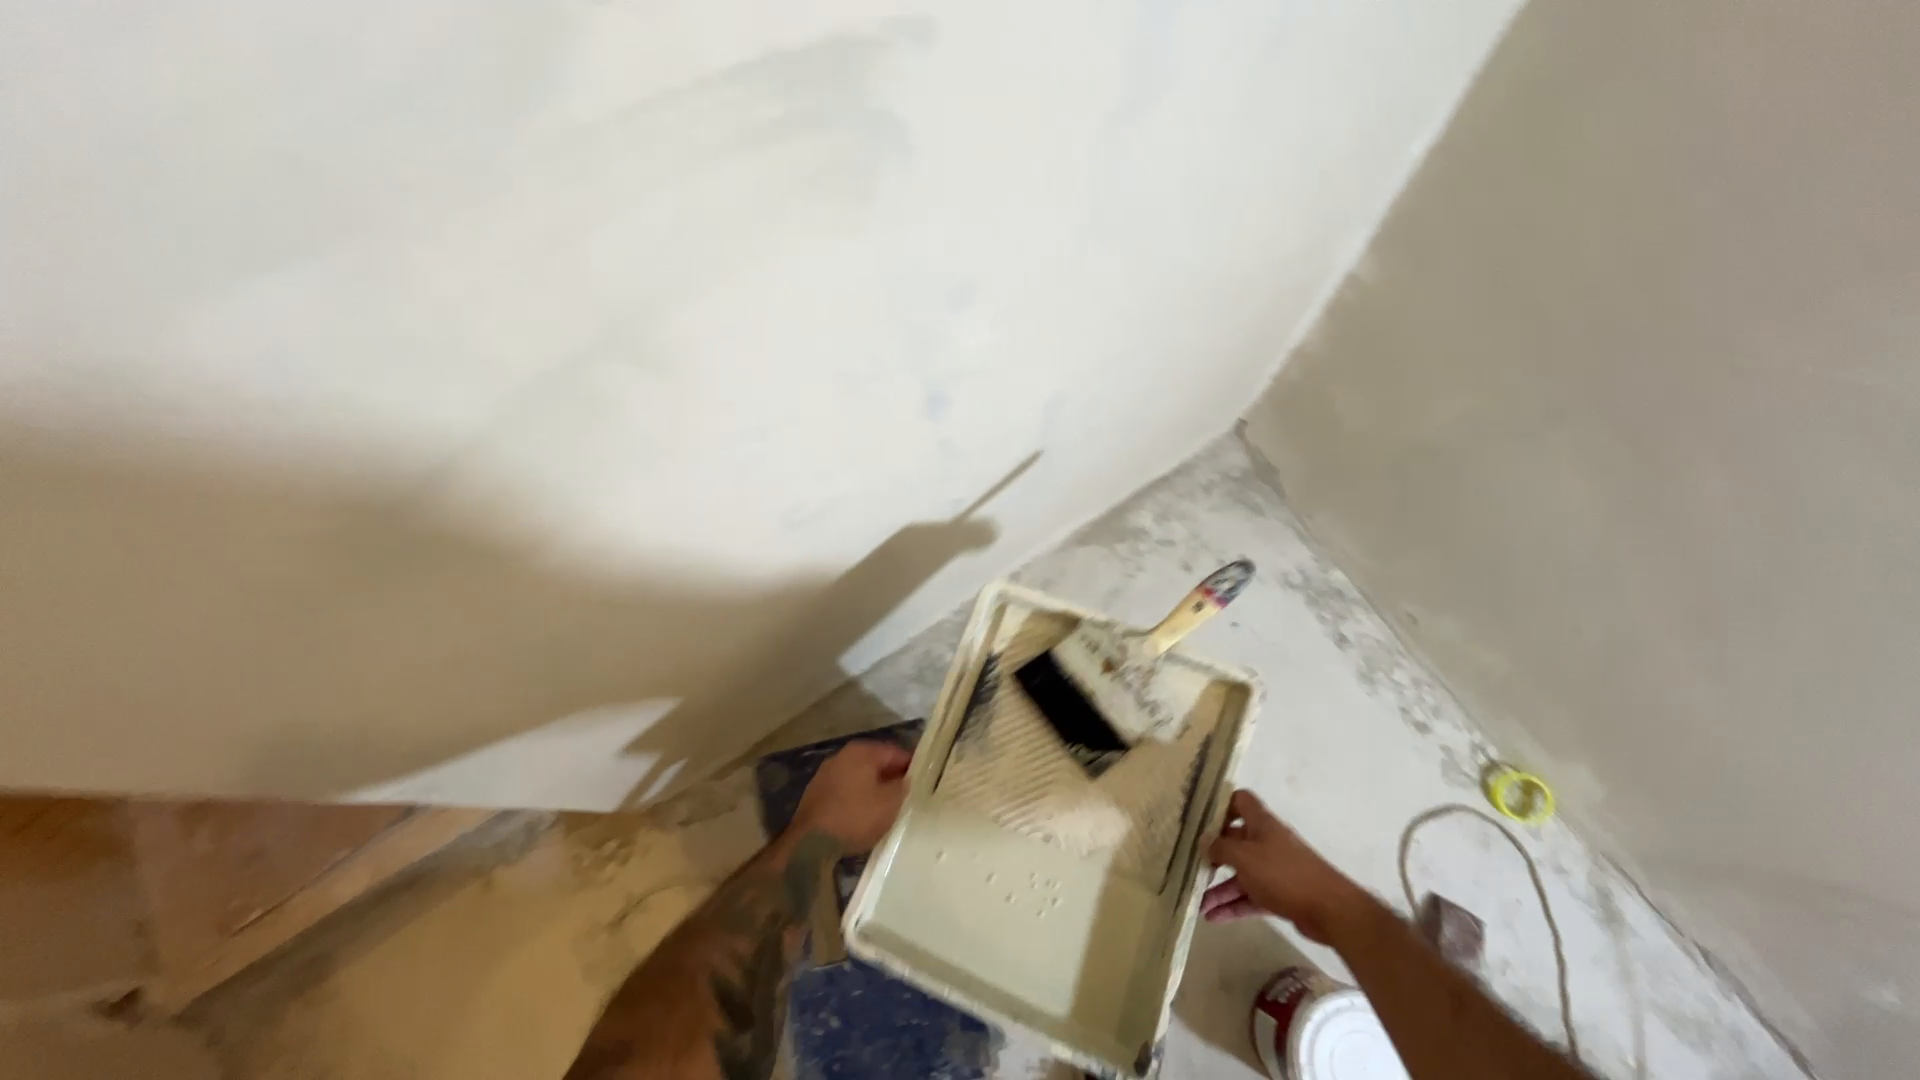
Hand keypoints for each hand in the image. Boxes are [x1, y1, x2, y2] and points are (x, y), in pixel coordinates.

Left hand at [789, 740, 912, 852]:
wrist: (811, 842)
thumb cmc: (856, 817)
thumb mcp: (890, 803)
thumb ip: (902, 786)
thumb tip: (905, 780)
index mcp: (862, 751)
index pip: (895, 751)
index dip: (911, 765)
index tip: (923, 780)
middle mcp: (842, 755)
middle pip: (875, 762)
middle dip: (892, 776)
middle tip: (907, 794)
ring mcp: (826, 773)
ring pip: (859, 775)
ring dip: (874, 786)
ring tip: (888, 806)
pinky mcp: (816, 792)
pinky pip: (845, 788)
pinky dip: (857, 796)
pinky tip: (864, 813)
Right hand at [1202, 790, 1367, 943]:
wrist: (1330, 909)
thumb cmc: (1283, 873)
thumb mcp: (1244, 857)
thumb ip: (1220, 847)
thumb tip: (1204, 840)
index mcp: (1261, 824)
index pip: (1240, 801)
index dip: (1221, 806)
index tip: (1201, 820)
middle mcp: (1267, 842)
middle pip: (1235, 842)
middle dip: (1213, 855)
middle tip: (1192, 866)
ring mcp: (1274, 869)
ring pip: (1241, 874)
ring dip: (1220, 888)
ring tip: (1198, 903)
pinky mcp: (1280, 894)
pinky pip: (1250, 896)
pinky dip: (1233, 906)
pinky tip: (1213, 918)